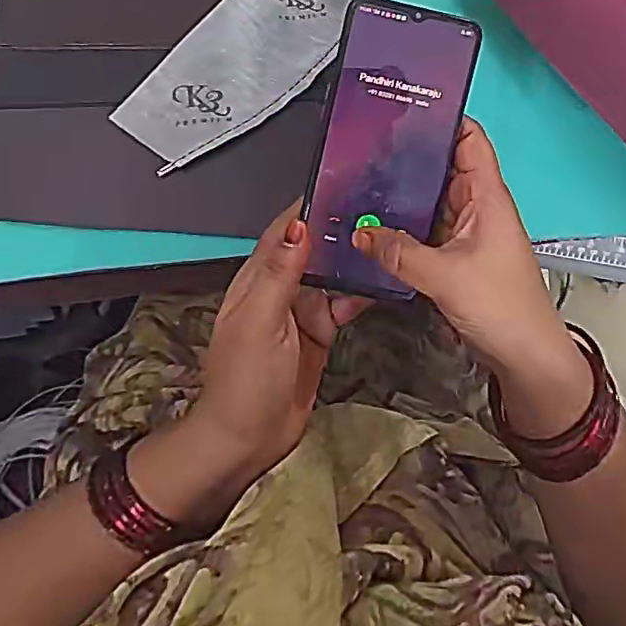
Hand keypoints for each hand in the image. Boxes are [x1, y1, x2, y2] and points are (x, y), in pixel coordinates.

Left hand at [131, 202, 366, 526]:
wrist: (249, 437)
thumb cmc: (243, 381)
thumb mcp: (260, 321)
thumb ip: (280, 274)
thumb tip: (297, 228)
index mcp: (257, 280)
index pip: (283, 232)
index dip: (307, 209)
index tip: (337, 187)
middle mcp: (278, 290)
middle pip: (311, 249)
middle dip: (336, 230)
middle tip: (373, 210)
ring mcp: (299, 312)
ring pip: (330, 275)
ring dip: (351, 260)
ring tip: (382, 240)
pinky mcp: (318, 333)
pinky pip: (342, 305)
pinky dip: (359, 294)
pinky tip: (379, 284)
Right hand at [352, 119, 590, 435]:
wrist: (525, 357)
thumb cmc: (509, 311)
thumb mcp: (446, 277)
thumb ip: (400, 253)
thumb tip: (364, 234)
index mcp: (488, 198)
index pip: (471, 139)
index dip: (446, 118)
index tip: (412, 108)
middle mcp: (478, 208)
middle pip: (443, 167)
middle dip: (411, 158)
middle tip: (372, 148)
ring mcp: (465, 232)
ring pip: (430, 200)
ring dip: (405, 196)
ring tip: (368, 184)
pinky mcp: (454, 256)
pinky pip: (424, 230)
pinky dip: (403, 227)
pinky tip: (379, 228)